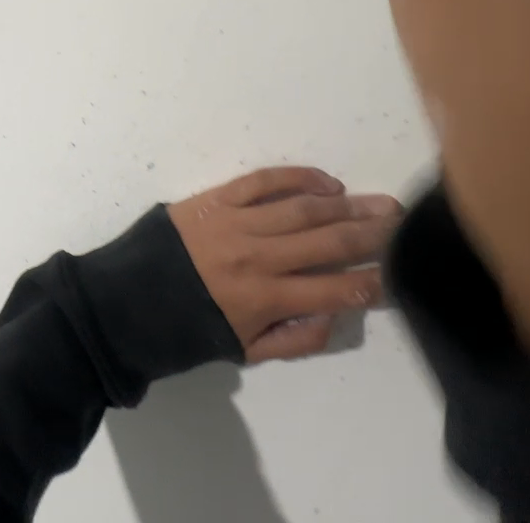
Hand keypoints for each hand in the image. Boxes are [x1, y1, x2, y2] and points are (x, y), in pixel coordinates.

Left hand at [169, 166, 402, 362]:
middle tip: (405, 223)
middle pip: (328, 242)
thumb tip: (337, 314)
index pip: (337, 289)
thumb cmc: (185, 326)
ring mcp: (236, 223)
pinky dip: (298, 178)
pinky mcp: (216, 198)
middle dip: (373, 234)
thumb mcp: (242, 351)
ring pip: (302, 209)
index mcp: (265, 299)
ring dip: (346, 205)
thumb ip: (295, 338)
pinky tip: (326, 183)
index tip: (402, 271)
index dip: (375, 281)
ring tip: (379, 202)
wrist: (124, 297)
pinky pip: (263, 181)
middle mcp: (258, 258)